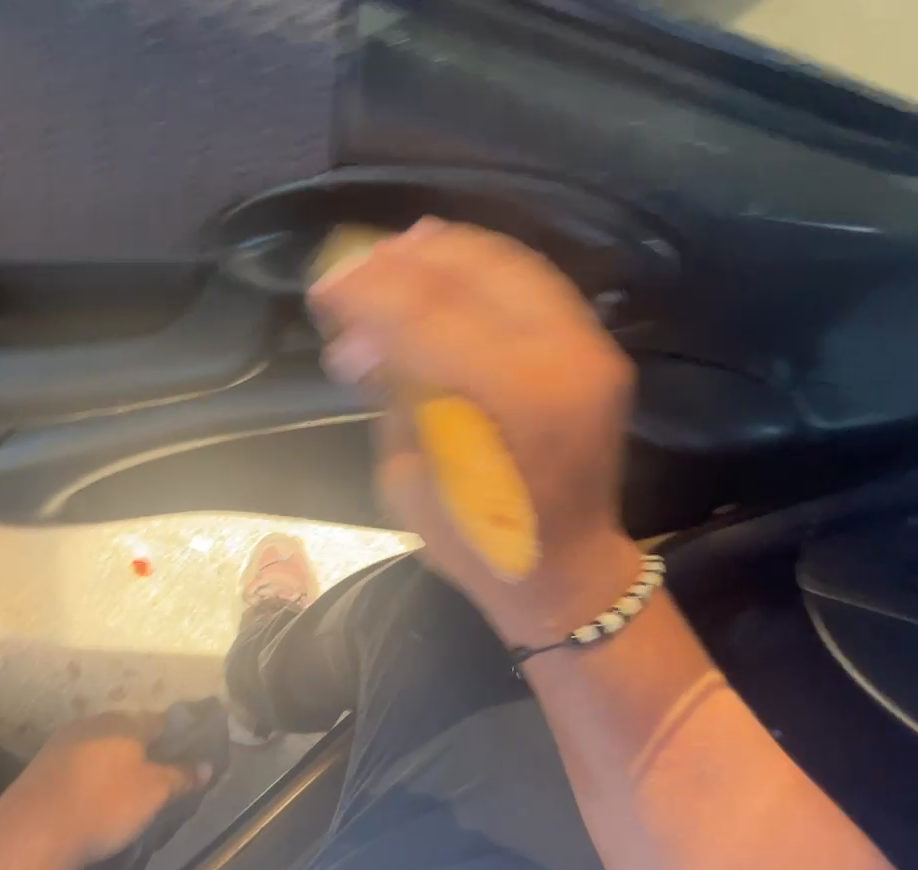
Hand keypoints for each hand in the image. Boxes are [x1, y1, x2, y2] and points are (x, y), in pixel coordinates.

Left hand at [0, 712, 208, 869]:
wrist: (31, 835)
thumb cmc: (103, 805)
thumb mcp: (154, 792)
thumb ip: (182, 775)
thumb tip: (206, 765)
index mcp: (121, 721)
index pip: (161, 721)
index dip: (180, 739)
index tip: (192, 758)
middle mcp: (90, 724)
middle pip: (129, 735)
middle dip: (146, 754)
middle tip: (162, 781)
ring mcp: (60, 746)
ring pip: (101, 752)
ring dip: (116, 769)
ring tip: (129, 797)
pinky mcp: (40, 771)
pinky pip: (78, 770)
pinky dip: (91, 782)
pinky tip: (96, 804)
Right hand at [309, 218, 643, 644]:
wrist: (566, 568)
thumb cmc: (480, 545)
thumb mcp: (412, 480)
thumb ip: (394, 397)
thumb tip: (358, 336)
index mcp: (513, 402)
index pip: (428, 317)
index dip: (369, 293)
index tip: (324, 285)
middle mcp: (562, 357)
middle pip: (469, 275)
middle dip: (398, 263)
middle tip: (348, 265)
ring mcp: (588, 347)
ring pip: (505, 264)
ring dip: (440, 252)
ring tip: (388, 252)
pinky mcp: (594, 347)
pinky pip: (530, 281)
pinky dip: (480, 264)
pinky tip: (441, 259)